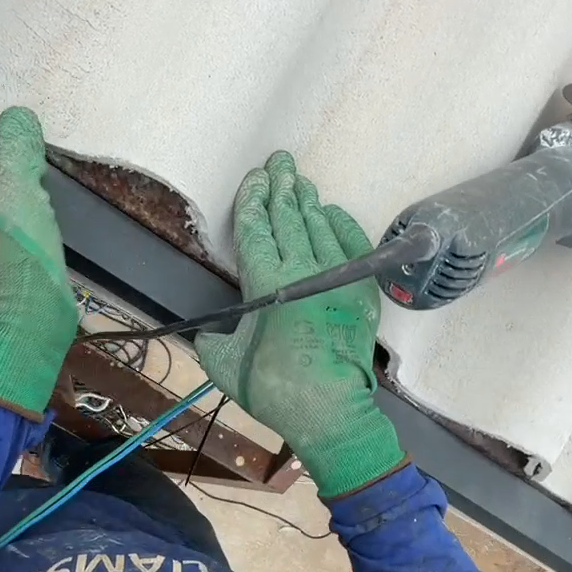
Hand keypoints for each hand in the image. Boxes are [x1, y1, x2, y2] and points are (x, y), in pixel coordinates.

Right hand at [197, 152, 404, 495]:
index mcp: (266, 283)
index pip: (256, 230)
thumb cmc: (273, 389)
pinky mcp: (362, 290)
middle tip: (279, 160)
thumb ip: (212, 339)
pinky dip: (339, 226)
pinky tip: (329, 211)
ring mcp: (337, 277)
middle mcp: (303, 270)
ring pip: (319, 228)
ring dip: (307, 201)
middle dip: (281, 188)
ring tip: (298, 179)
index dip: (252, 202)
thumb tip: (209, 330)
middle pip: (289, 219)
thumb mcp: (225, 365)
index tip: (254, 178)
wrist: (328, 411)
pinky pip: (351, 246)